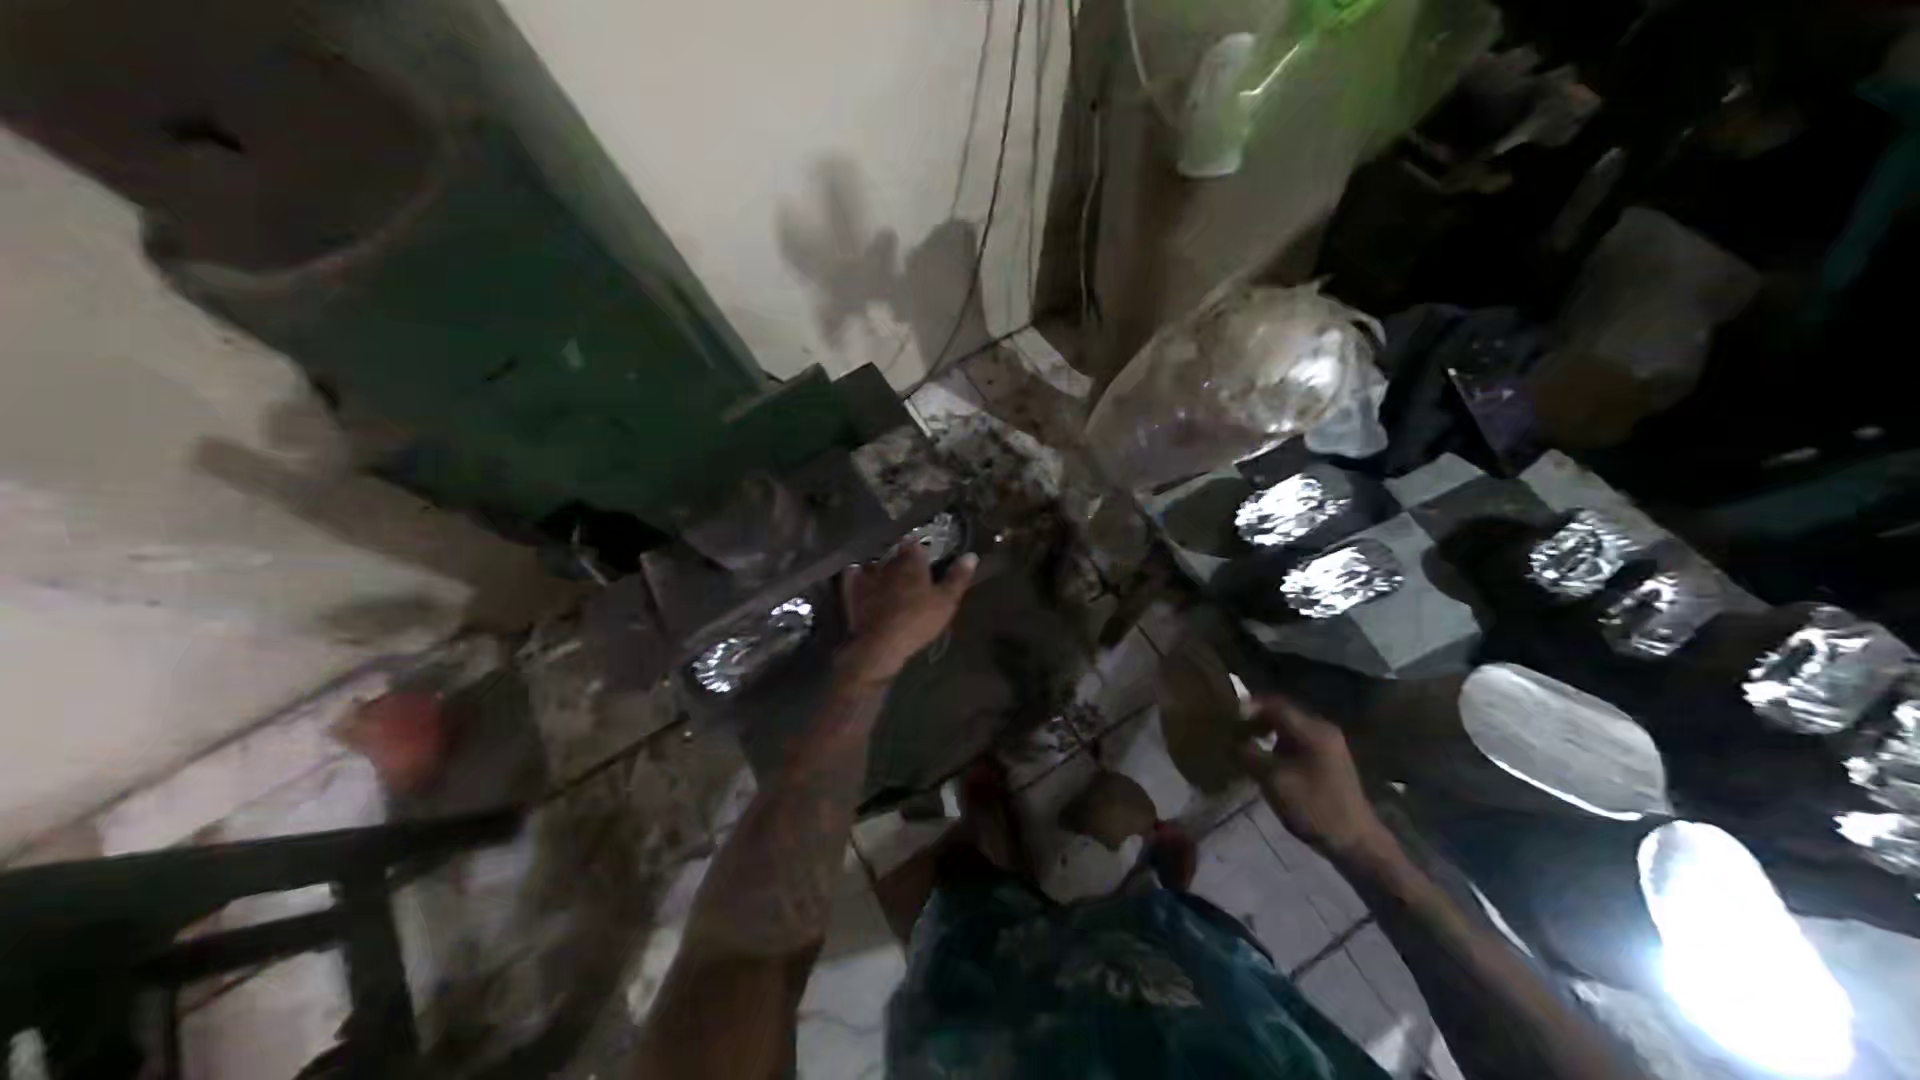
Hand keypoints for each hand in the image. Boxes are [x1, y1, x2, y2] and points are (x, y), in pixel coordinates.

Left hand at [836, 542, 977, 683]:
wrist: (880, 644)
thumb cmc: (918, 621)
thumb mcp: (946, 602)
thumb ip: (957, 577)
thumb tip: (971, 555)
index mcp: (912, 562)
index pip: (916, 544)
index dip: (921, 547)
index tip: (925, 553)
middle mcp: (888, 562)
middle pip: (896, 553)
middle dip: (902, 556)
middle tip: (908, 566)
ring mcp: (867, 575)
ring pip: (875, 562)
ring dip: (880, 564)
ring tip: (885, 572)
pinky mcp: (852, 590)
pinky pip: (853, 574)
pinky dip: (856, 573)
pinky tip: (858, 575)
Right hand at [1237, 697, 1393, 863]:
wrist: (1355, 842)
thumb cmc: (1314, 807)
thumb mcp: (1274, 780)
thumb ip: (1250, 755)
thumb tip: (1232, 742)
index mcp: (1312, 730)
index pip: (1275, 705)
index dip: (1249, 708)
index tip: (1228, 719)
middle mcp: (1323, 730)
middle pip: (1283, 714)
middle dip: (1256, 720)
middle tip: (1233, 733)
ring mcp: (1329, 745)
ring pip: (1289, 729)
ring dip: (1266, 734)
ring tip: (1246, 747)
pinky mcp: (1329, 761)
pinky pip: (1297, 742)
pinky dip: (1278, 746)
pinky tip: (1267, 762)